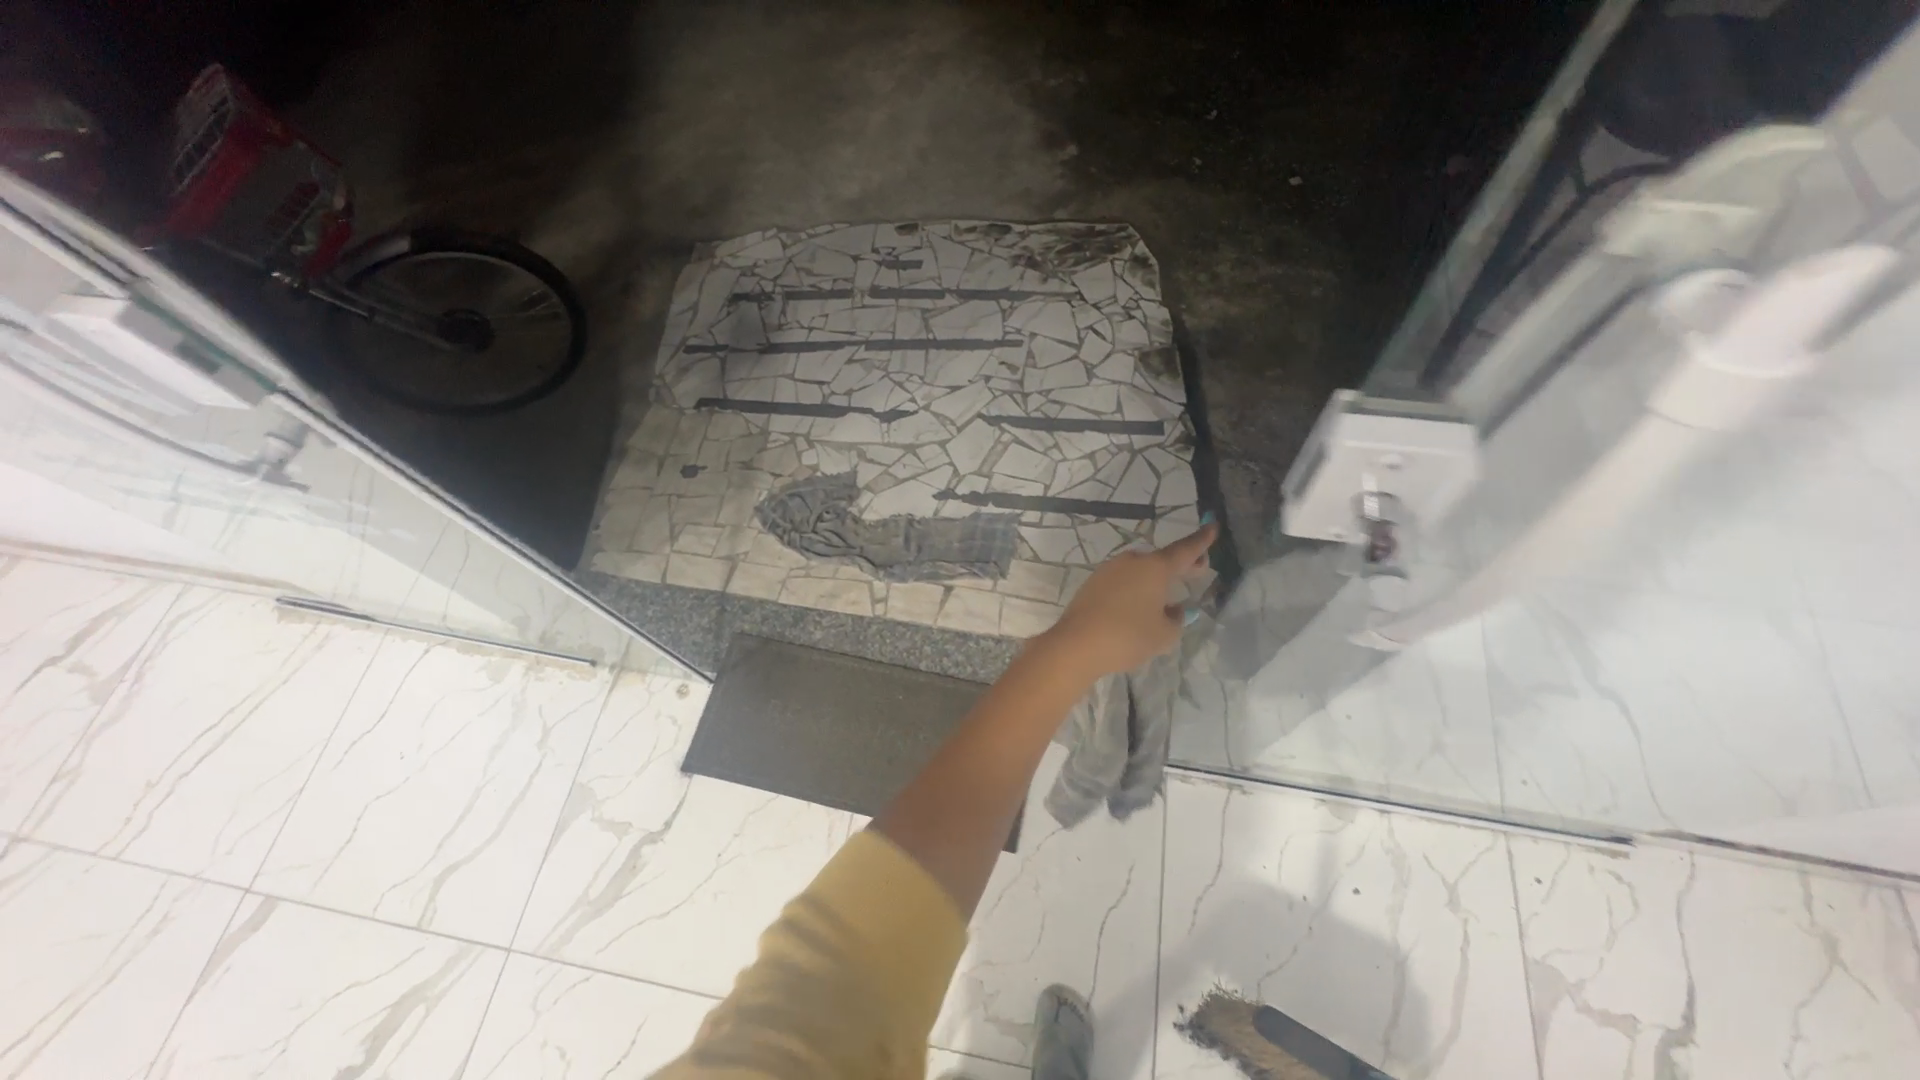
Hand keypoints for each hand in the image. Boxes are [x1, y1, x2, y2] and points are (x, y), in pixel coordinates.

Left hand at [1036, 521, 1217, 678]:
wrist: (1076, 645)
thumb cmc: (1128, 637)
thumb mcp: (1164, 635)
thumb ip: (1176, 620)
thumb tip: (1174, 611)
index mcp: (1155, 568)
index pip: (1185, 550)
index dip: (1201, 541)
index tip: (1212, 526)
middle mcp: (1132, 561)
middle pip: (1162, 560)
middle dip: (1180, 565)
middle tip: (1197, 571)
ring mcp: (1109, 570)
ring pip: (1140, 571)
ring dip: (1155, 580)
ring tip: (1166, 597)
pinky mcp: (1092, 583)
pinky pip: (1122, 582)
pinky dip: (1135, 589)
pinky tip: (1137, 608)